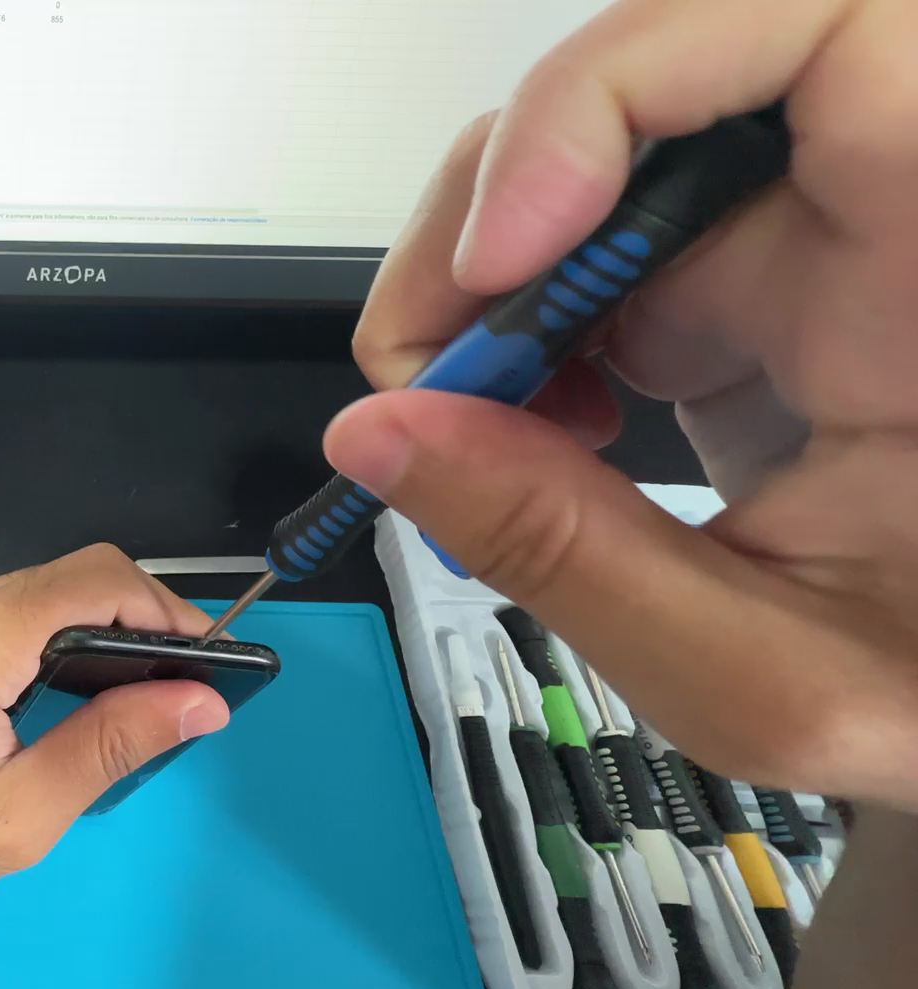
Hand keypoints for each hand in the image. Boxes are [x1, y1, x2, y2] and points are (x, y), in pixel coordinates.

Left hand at [0, 544, 229, 932]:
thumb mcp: (19, 815)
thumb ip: (111, 746)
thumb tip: (200, 701)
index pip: (92, 582)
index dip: (164, 608)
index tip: (212, 658)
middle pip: (72, 574)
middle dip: (143, 614)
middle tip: (187, 680)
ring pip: (46, 588)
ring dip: (105, 623)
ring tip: (150, 686)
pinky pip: (15, 609)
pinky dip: (65, 632)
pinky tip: (88, 682)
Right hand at [331, 0, 917, 809]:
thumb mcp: (753, 675)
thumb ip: (555, 549)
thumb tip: (371, 434)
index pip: (822, 33)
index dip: (609, 102)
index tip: (498, 262)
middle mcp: (898, 219)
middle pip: (638, 105)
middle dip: (477, 236)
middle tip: (419, 380)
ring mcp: (814, 245)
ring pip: (580, 182)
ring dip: (476, 303)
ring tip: (478, 430)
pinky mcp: (746, 285)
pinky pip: (582, 259)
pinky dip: (508, 339)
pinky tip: (532, 427)